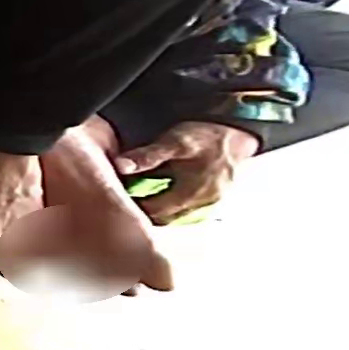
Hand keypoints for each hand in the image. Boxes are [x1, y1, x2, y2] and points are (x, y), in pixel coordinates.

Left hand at [112, 121, 259, 224]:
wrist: (238, 132)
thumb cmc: (207, 136)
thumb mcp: (175, 142)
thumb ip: (147, 156)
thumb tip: (120, 166)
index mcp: (192, 193)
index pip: (153, 212)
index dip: (129, 207)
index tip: (110, 197)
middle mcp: (203, 203)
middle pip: (163, 218)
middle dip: (140, 211)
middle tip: (116, 198)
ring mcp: (210, 202)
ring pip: (174, 215)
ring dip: (154, 209)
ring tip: (132, 196)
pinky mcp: (211, 197)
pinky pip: (185, 209)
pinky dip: (168, 205)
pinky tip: (153, 193)